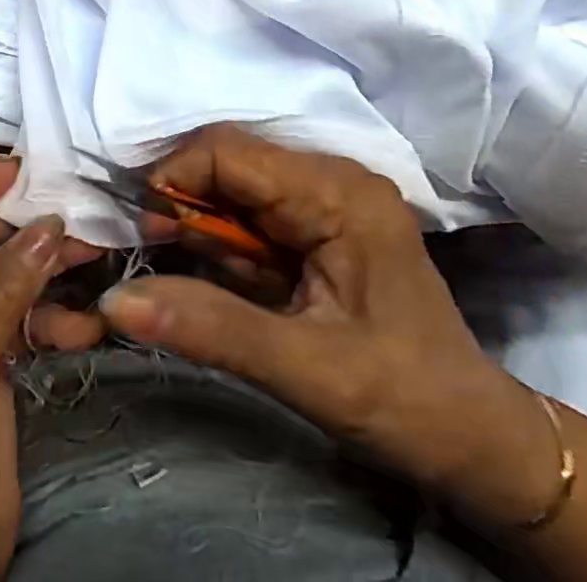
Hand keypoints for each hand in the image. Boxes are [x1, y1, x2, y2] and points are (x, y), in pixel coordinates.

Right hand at [99, 125, 561, 526]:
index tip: (149, 239)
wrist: (471, 436)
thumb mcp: (307, 370)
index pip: (227, 151)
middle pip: (228, 165)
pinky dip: (228, 251)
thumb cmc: (406, 400)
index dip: (174, 182)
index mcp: (338, 194)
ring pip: (233, 192)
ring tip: (233, 292)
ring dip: (208, 236)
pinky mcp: (318, 228)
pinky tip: (248, 290)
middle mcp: (332, 180)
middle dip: (188, 212)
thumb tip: (116, 300)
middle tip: (173, 270)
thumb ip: (211, 327)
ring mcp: (327, 202)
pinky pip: (250, 220)